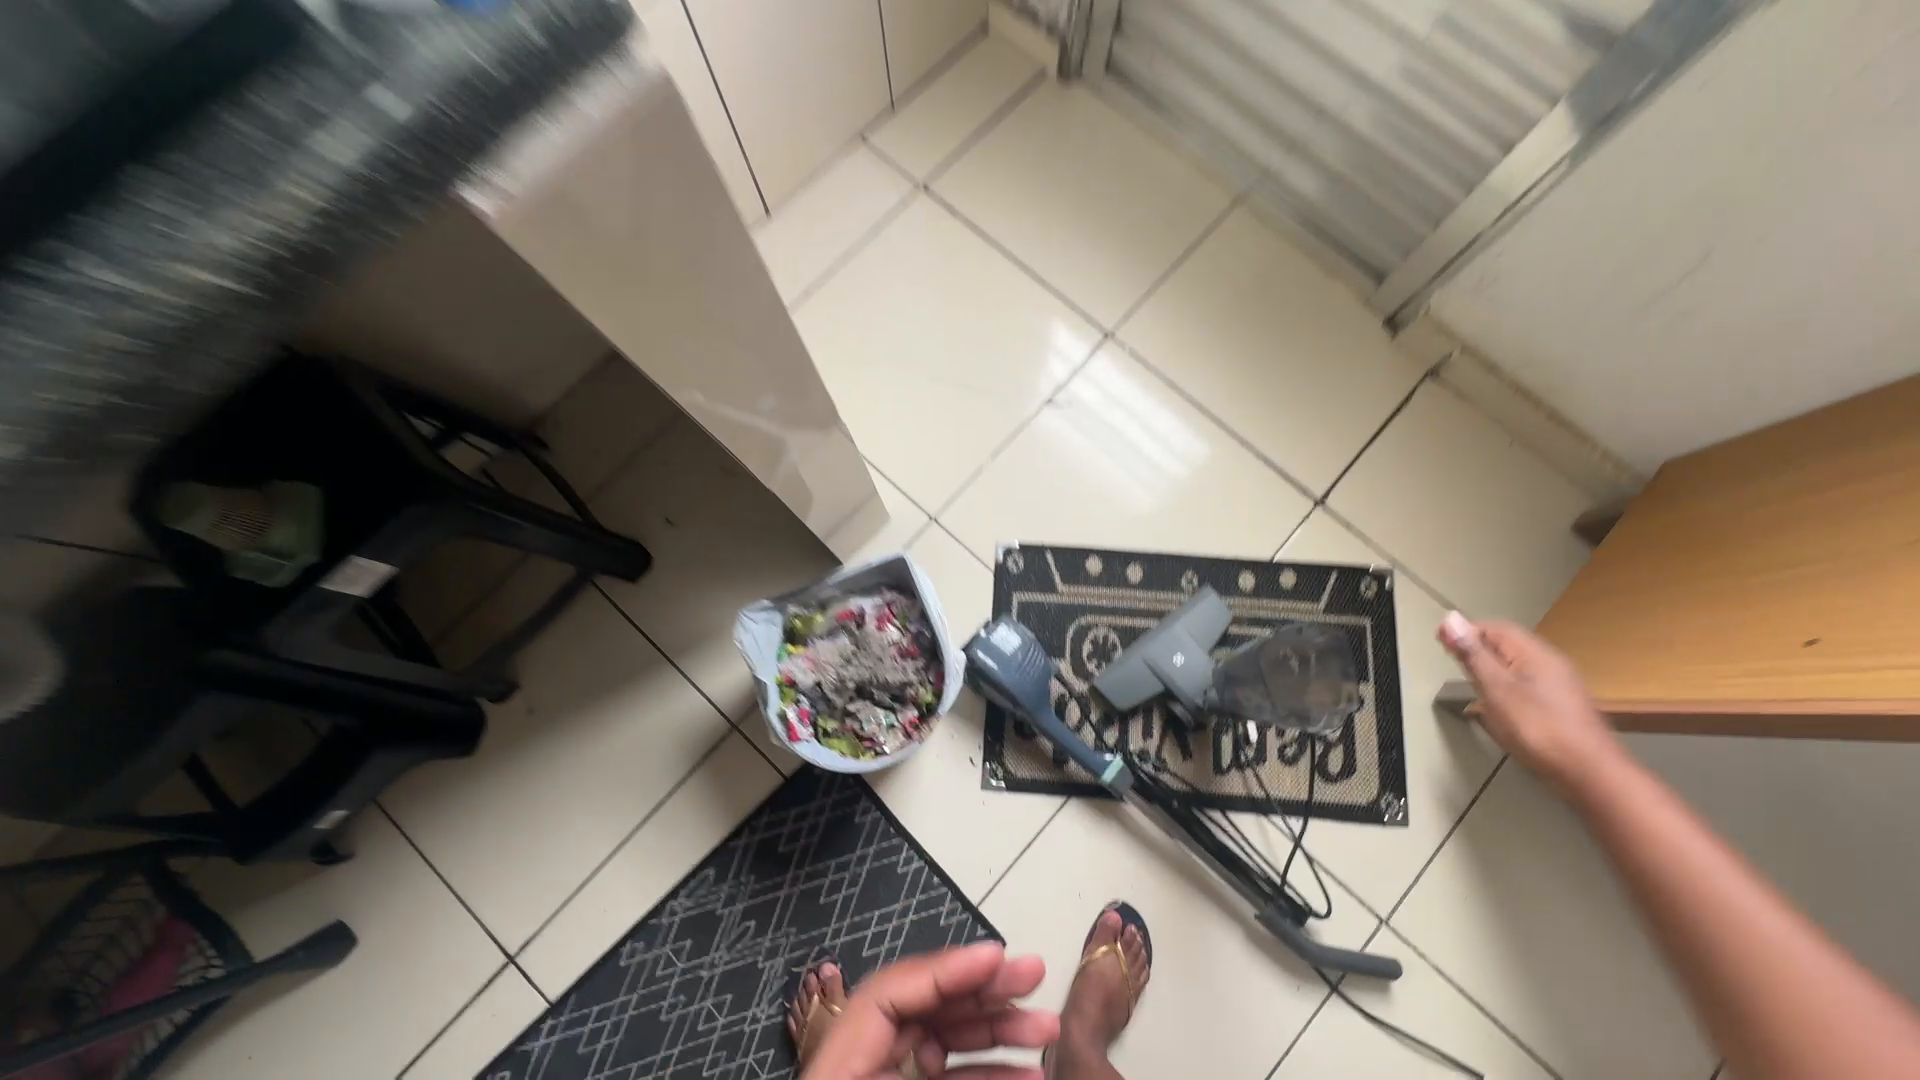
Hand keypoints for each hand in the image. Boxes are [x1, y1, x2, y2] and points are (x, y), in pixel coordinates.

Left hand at [802, 943, 1059, 1079]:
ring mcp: (887, 1077)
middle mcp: (863, 1058)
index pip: (892, 989)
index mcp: (840, 1057)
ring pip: (947, 1042)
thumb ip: (944, 1069)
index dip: (948, 968)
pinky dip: (989, 1074)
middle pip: (928, 1007)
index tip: (997, 956)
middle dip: (986, 992)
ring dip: (1000, 1034)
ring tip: (1046, 1029)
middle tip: (1035, 973)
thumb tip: (987, 981)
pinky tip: (1028, 1075)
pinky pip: (950, 1078)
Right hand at [1437, 612, 1622, 790]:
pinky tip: (1499, 705)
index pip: (1494, 627)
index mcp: (1534, 653)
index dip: (1465, 631)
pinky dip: (1505, 685)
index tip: (1440, 644)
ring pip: (1516, 664)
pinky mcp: (1561, 703)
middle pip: (1507, 644)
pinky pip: (1526, 682)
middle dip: (1477, 649)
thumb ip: (1473, 655)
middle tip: (1453, 665)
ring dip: (1490, 668)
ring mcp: (1559, 683)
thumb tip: (1450, 617)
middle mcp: (1550, 661)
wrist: (1589, 771)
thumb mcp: (1497, 689)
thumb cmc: (1537, 727)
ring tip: (1471, 685)